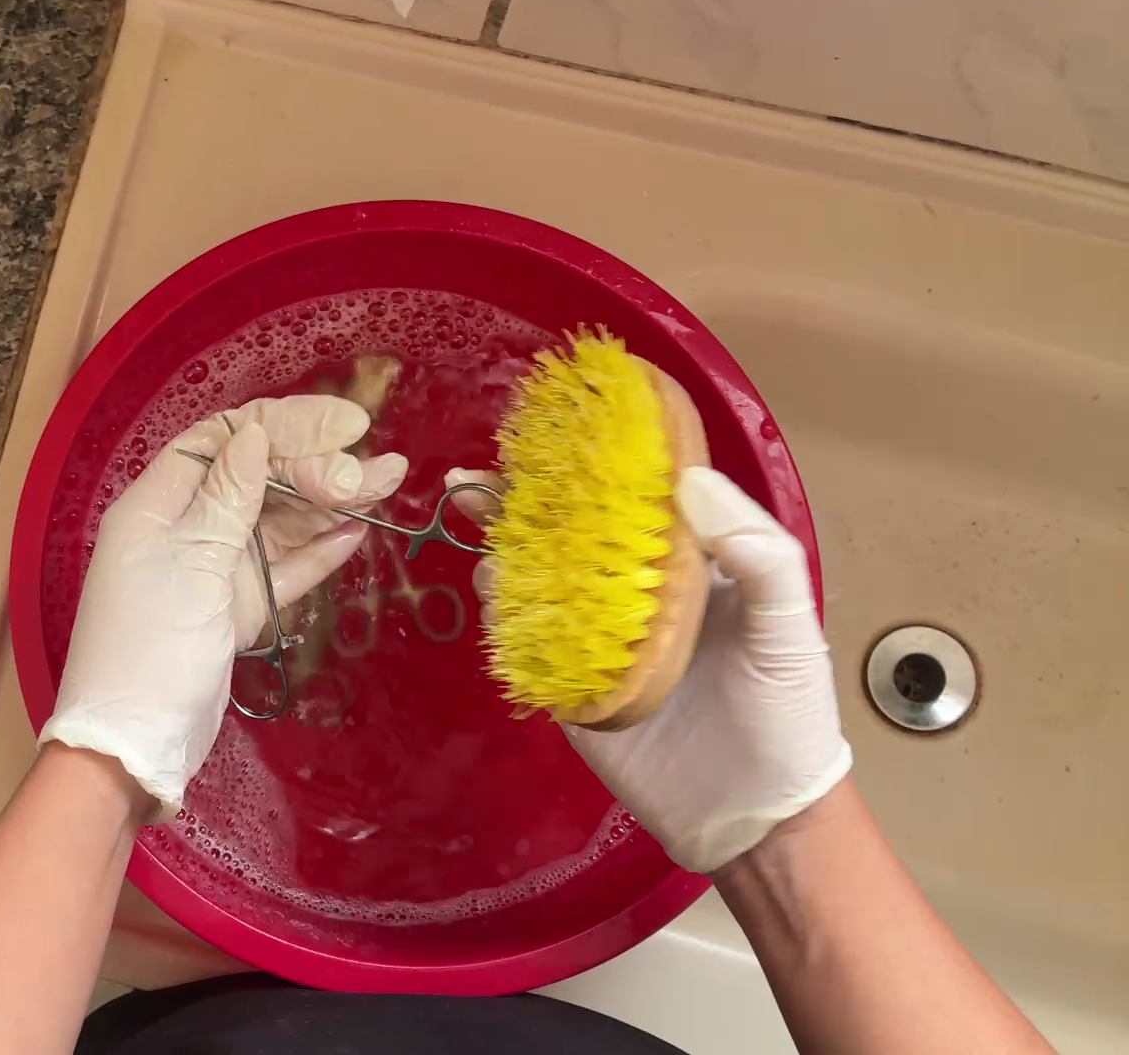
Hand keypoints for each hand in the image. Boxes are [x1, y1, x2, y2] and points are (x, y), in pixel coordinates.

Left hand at [42, 396, 406, 818]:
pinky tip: (355, 531)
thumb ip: (227, 497)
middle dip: (314, 468)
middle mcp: (187, 527)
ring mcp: (214, 568)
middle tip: (376, 469)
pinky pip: (281, 568)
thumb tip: (254, 432)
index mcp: (159, 505)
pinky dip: (315, 552)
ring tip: (386, 483)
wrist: (135, 744)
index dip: (281, 426)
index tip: (343, 426)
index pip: (222, 442)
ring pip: (275, 523)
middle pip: (255, 479)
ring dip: (327, 505)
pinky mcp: (236, 606)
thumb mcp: (192, 562)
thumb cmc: (152, 646)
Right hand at [448, 465, 852, 872]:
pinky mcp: (559, 677)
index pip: (624, 507)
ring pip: (531, 582)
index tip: (543, 441)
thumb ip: (761, 560)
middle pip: (561, 538)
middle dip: (514, 507)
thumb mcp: (789, 634)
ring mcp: (587, 636)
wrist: (749, 818)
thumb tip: (694, 481)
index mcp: (678, 571)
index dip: (583, 471)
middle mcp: (625, 595)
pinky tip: (481, 588)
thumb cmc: (783, 719)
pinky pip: (519, 637)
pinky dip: (496, 611)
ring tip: (470, 530)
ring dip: (498, 552)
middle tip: (470, 483)